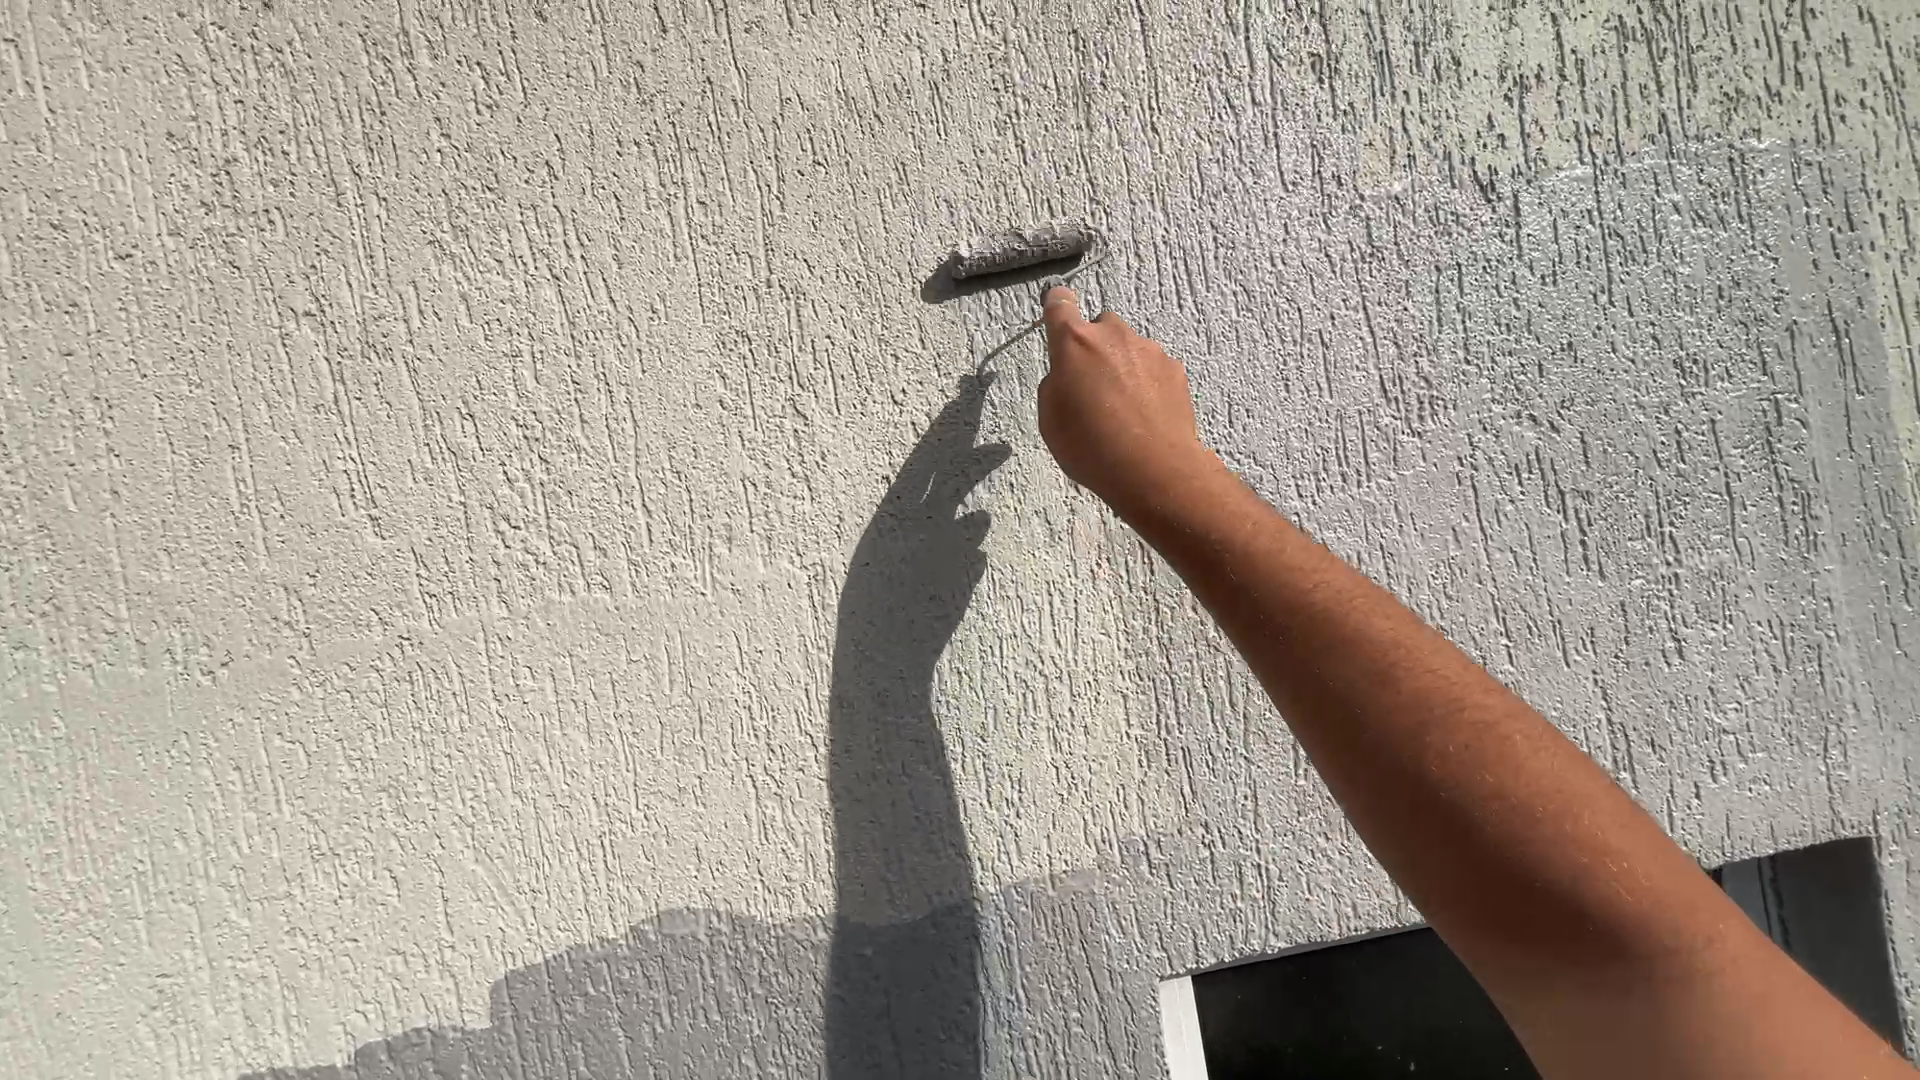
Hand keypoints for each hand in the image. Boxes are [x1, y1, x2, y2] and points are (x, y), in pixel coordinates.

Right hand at [1038, 286, 1220, 516]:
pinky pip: (1152, 368)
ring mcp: (1148, 350)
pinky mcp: (1173, 369)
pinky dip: (1145, 384)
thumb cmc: (1092, 447)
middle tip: (1089, 387)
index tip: (1057, 307)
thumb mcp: (1049, 420)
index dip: (1056, 305)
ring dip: (1120, 369)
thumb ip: (1054, 384)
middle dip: (1092, 349)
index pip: (1060, 305)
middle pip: (1099, 327)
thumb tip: (1067, 376)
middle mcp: (1113, 336)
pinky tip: (1141, 416)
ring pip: (1127, 349)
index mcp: (1074, 343)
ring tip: (1118, 411)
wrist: (1151, 468)